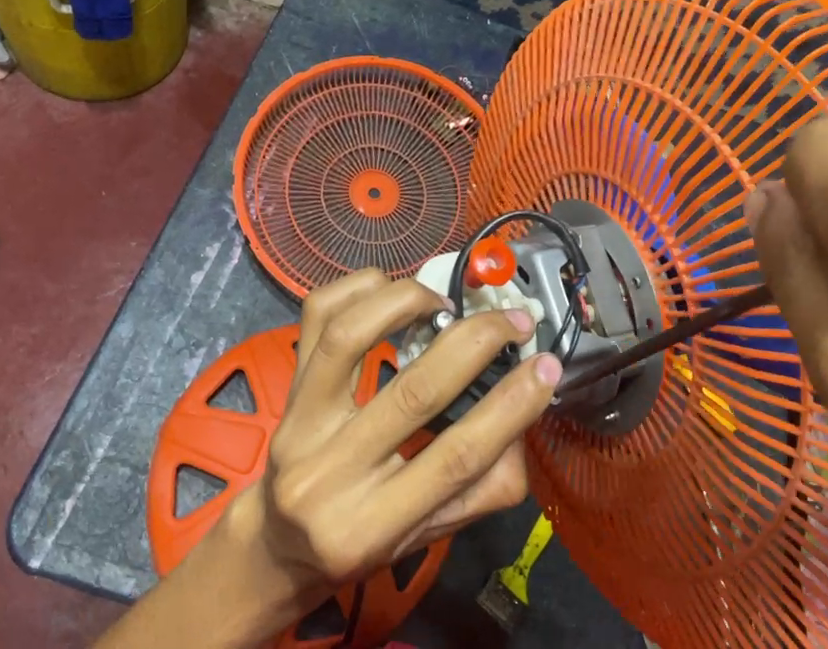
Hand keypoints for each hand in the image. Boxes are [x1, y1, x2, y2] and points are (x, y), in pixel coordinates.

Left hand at [99, 269, 561, 648]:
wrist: (281, 540)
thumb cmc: (366, 535)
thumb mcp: (429, 532)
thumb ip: (484, 485)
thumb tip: (522, 411)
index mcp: (374, 526)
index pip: (455, 458)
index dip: (510, 407)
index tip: (546, 365)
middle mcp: (330, 476)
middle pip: (412, 394)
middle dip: (476, 344)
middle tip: (513, 320)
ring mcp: (299, 426)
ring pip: (350, 340)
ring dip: (407, 303)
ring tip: (443, 300)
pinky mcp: (287, 387)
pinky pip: (316, 316)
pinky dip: (357, 287)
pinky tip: (391, 289)